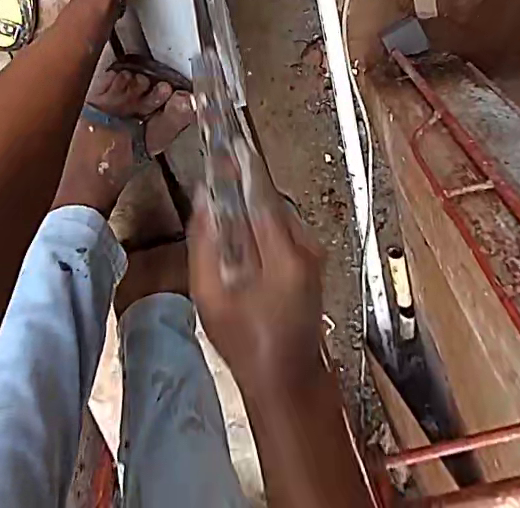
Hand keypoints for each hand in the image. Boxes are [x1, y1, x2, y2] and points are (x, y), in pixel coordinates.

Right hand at [188, 179, 327, 395]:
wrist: (287, 377)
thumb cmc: (244, 342)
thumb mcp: (210, 297)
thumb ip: (206, 243)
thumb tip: (205, 198)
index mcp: (283, 256)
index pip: (262, 195)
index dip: (243, 165)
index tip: (228, 143)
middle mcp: (306, 246)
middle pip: (270, 200)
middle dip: (243, 188)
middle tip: (218, 177)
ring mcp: (314, 251)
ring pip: (277, 212)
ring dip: (252, 208)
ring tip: (228, 216)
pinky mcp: (314, 257)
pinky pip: (284, 227)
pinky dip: (263, 225)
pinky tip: (247, 243)